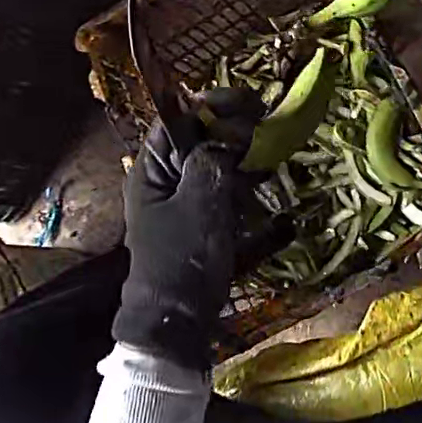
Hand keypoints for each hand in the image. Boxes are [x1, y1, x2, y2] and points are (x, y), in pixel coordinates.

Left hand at [112, 122, 243, 369]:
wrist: (178, 320)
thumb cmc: (183, 259)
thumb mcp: (199, 205)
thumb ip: (212, 161)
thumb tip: (231, 132)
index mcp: (151, 169)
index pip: (177, 118)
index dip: (211, 103)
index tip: (249, 101)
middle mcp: (164, 177)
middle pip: (198, 135)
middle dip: (232, 124)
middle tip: (266, 121)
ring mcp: (183, 197)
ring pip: (215, 156)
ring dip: (242, 147)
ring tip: (271, 144)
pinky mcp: (203, 215)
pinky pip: (224, 182)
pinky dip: (244, 174)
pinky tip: (266, 173)